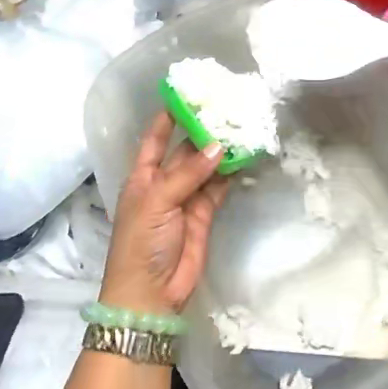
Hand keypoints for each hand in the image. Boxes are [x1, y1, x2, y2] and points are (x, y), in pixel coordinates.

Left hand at [100, 113, 228, 314]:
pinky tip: (246, 156)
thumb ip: (188, 174)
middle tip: (227, 107)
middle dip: (202, 130)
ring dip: (221, 150)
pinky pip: (219, 187)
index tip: (187, 93)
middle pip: (184, 150)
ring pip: (206, 166)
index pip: (155, 139)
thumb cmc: (141, 243)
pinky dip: (231, 172)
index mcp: (143, 177)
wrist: (151, 295)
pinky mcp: (204, 213)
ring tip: (242, 127)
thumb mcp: (157, 202)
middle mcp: (164, 183)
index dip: (168, 117)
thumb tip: (219, 146)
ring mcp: (186, 198)